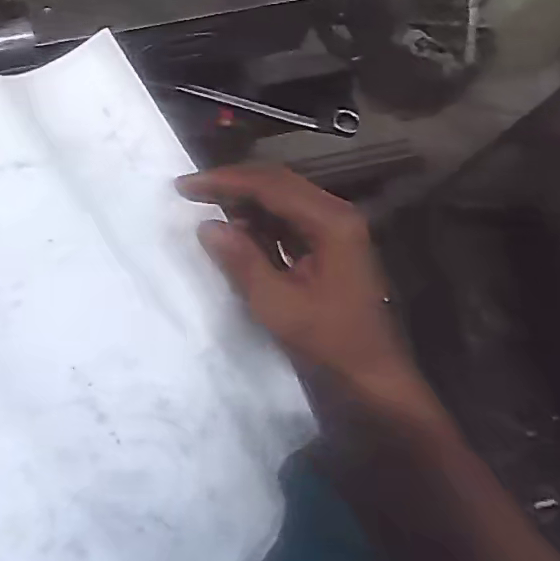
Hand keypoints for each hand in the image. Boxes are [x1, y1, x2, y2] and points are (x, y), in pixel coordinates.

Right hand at [177, 165, 420, 396]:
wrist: (375, 379)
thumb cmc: (330, 343)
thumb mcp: (277, 305)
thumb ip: (241, 260)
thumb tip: (207, 226)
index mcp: (330, 222)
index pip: (269, 186)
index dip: (223, 181)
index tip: (184, 185)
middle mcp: (336, 214)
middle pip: (277, 183)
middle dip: (232, 185)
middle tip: (190, 191)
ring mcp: (336, 229)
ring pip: (282, 198)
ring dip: (244, 202)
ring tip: (208, 211)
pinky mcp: (331, 245)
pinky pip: (289, 219)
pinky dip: (260, 221)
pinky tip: (238, 233)